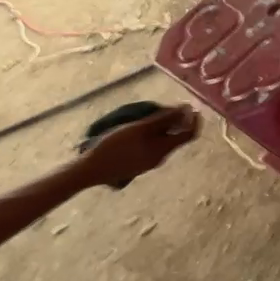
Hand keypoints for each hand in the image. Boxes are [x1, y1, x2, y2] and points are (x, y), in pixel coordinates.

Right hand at [74, 104, 201, 189]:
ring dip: (163, 129)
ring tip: (152, 118)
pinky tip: (140, 131)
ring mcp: (146, 164)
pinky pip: (151, 149)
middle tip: (168, 110)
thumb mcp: (141, 128)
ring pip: (163, 143)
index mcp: (164, 150)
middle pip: (177, 137)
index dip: (194, 120)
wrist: (85, 172)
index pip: (190, 134)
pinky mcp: (134, 166)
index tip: (191, 108)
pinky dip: (152, 137)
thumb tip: (186, 108)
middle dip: (177, 122)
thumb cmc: (114, 147)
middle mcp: (159, 159)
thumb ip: (166, 118)